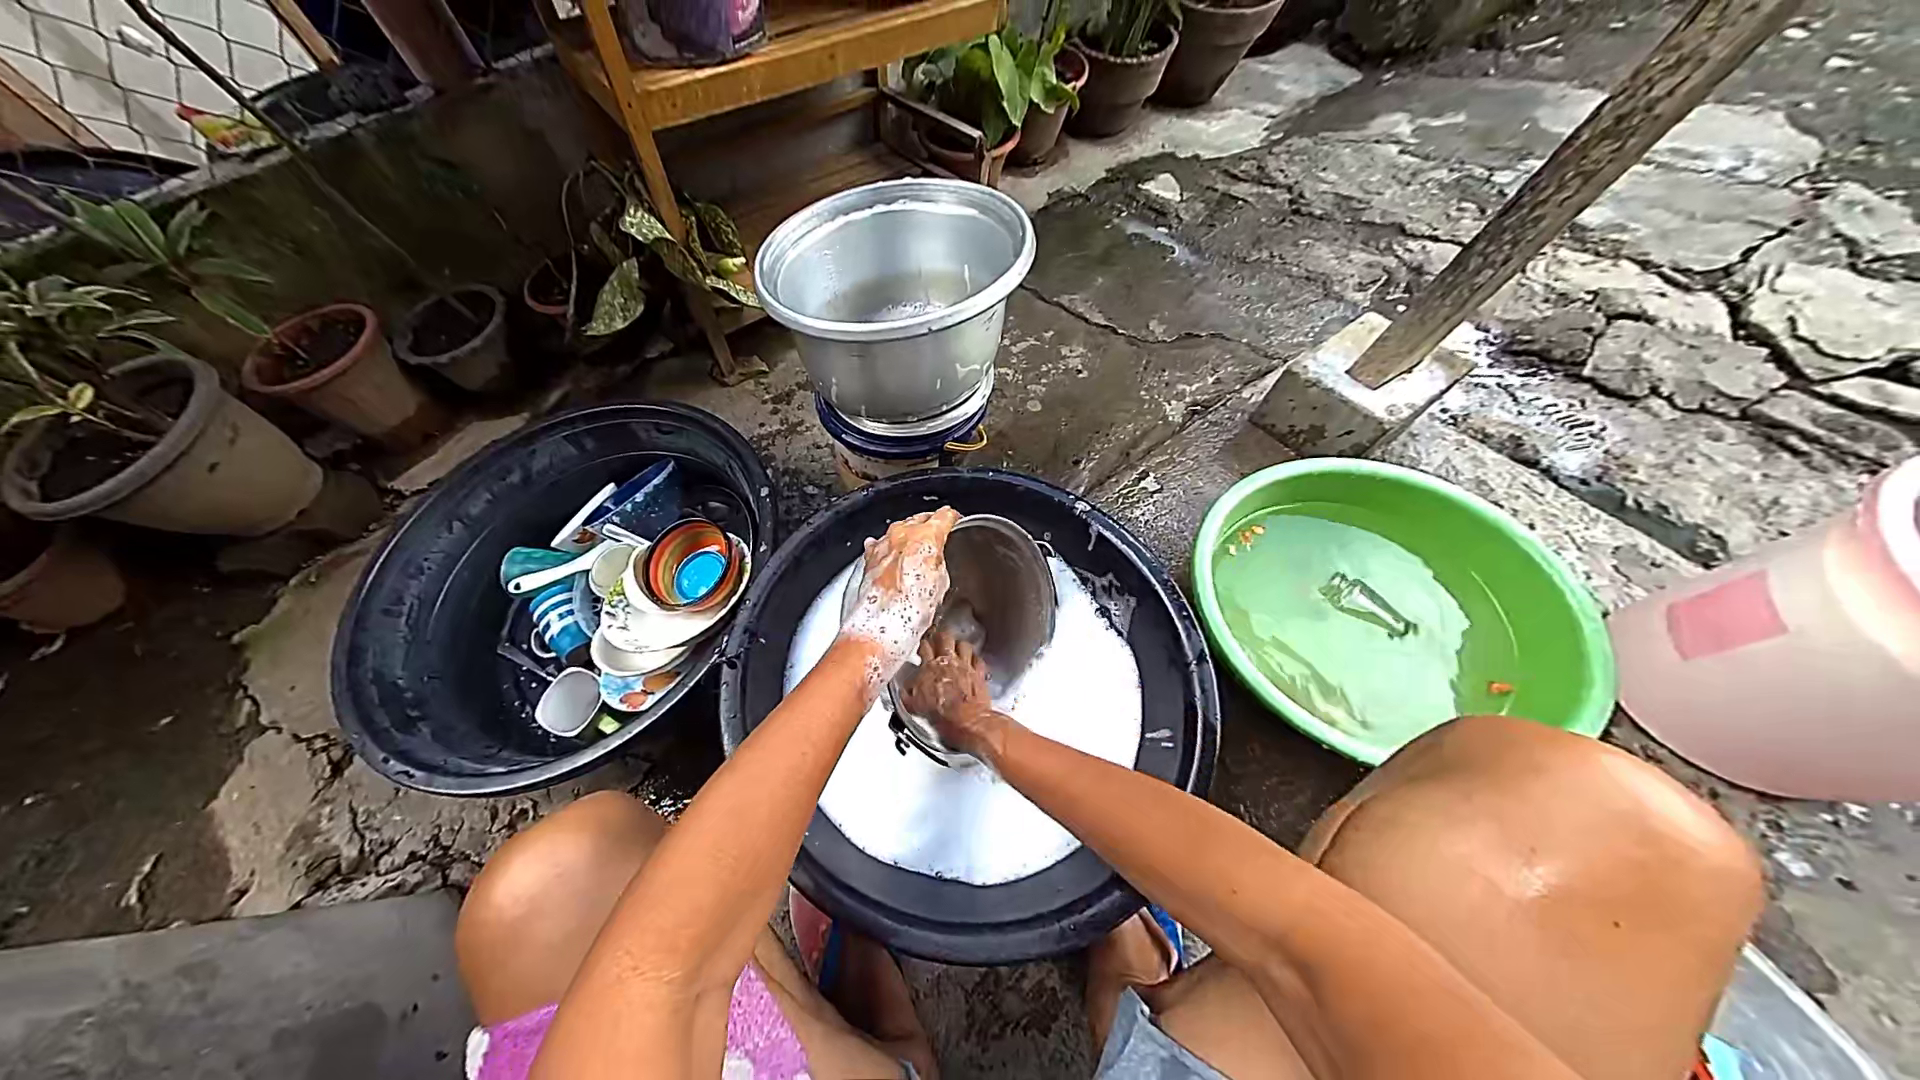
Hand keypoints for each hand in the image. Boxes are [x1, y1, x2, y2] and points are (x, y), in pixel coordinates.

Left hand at [839, 507, 961, 689]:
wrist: (880, 626)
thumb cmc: (910, 609)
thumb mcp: (941, 583)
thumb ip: (939, 561)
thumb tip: (935, 556)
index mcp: (925, 535)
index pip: (943, 516)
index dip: (952, 518)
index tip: (955, 519)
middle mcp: (901, 534)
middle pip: (919, 519)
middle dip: (929, 523)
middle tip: (938, 530)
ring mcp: (883, 545)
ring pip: (899, 530)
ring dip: (908, 534)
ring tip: (916, 544)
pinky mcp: (869, 558)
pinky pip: (881, 545)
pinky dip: (889, 547)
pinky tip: (892, 554)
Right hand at [902, 631, 1012, 759]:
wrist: (967, 721)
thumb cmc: (942, 715)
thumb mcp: (915, 706)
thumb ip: (908, 694)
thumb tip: (904, 692)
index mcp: (930, 668)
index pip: (925, 646)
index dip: (923, 643)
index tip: (922, 644)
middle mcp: (948, 663)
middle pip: (945, 638)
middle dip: (941, 636)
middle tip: (939, 638)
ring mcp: (966, 666)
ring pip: (964, 644)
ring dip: (959, 644)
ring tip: (956, 646)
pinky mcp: (979, 674)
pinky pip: (978, 659)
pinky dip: (975, 658)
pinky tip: (973, 661)